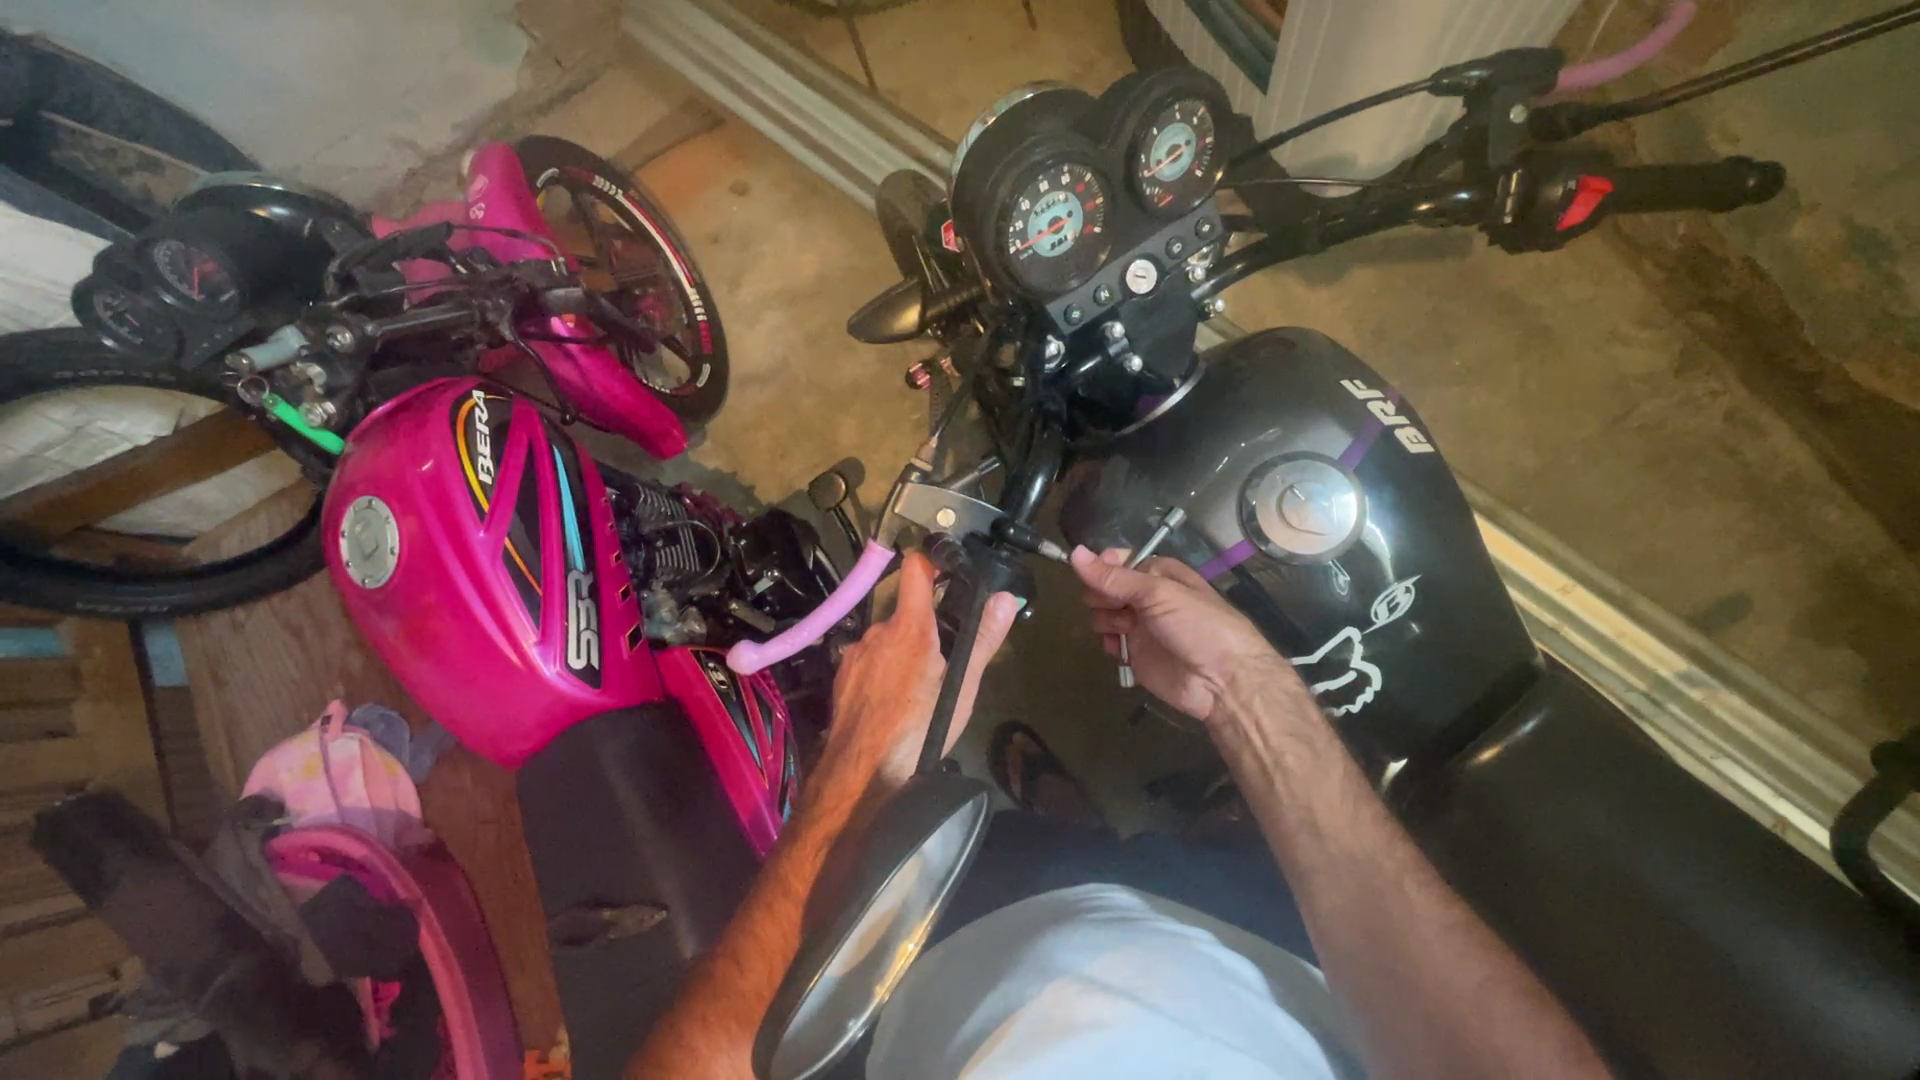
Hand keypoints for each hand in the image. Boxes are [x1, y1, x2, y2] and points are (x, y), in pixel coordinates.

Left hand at [821, 551, 1019, 795]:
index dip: (932, 563)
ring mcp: (856, 653)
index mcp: (910, 626)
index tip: (946, 570)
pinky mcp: (842, 677)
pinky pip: (868, 663)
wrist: (863, 771)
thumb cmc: (920, 727)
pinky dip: (881, 672)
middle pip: (905, 614)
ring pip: (886, 641)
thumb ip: (982, 638)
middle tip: (943, 660)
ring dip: (901, 653)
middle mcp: (878, 630)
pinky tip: (892, 702)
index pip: (916, 570)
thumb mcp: (962, 685)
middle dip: (924, 629)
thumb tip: (1005, 597)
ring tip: (918, 689)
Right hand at [1071, 545, 1290, 725]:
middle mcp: (1149, 598)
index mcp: (1160, 574)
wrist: (1222, 681)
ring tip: (1121, 628)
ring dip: (1104, 618)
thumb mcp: (1157, 593)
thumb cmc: (1197, 625)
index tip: (1098, 575)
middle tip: (1112, 604)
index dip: (1105, 565)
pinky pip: (1109, 641)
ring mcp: (1142, 627)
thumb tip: (1074, 552)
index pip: (1121, 560)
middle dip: (1102, 593)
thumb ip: (1114, 577)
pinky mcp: (1136, 654)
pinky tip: (1117, 646)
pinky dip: (1109, 642)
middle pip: (1107, 587)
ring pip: (1104, 613)